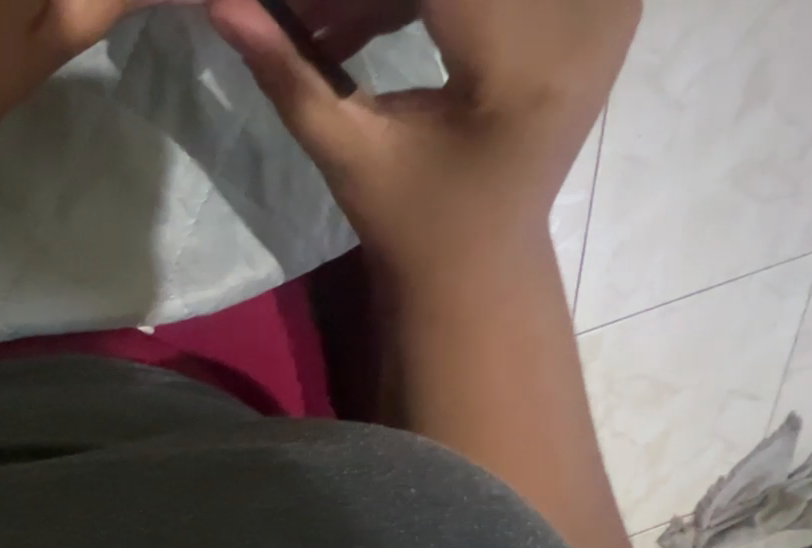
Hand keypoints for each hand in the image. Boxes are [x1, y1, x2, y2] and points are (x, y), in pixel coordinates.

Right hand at [208, 0, 638, 272]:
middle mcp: (588, 9)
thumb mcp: (345, 152)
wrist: (480, 259)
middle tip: (311, 19)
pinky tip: (366, 20)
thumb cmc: (408, 222)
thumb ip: (289, 73)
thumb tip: (222, 7)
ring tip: (326, 25)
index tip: (299, 10)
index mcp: (522, 65)